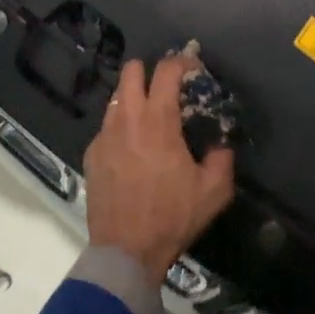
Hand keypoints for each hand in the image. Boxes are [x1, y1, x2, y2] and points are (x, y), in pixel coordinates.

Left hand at [83, 51, 236, 285]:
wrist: (126, 252)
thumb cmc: (171, 217)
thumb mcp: (213, 191)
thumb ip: (222, 158)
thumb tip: (220, 144)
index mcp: (158, 120)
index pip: (166, 70)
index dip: (182, 61)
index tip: (193, 68)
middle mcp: (128, 118)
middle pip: (132, 70)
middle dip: (149, 71)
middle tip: (165, 89)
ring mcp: (105, 135)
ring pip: (117, 97)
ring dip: (133, 98)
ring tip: (148, 120)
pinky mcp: (91, 154)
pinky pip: (106, 127)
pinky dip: (120, 128)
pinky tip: (131, 150)